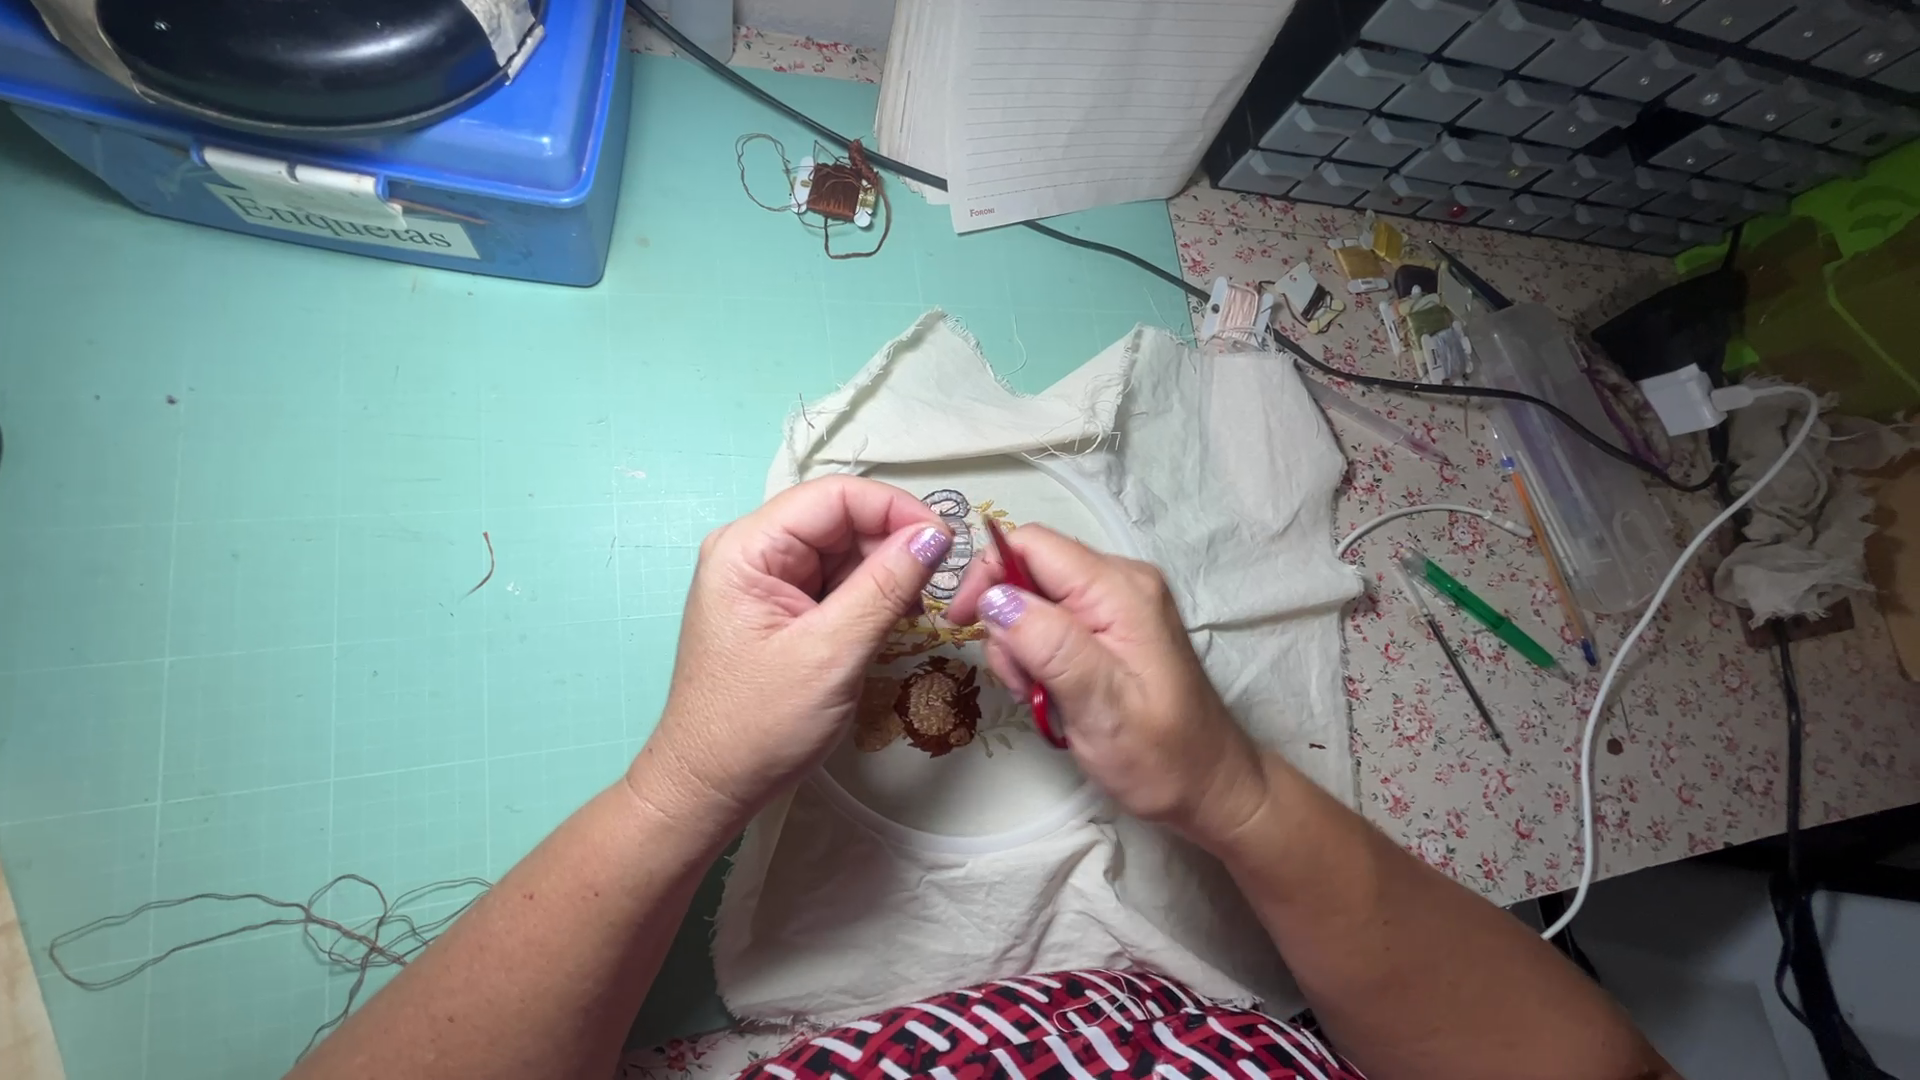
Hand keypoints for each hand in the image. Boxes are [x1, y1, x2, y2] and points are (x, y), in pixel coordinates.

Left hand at [630, 476, 950, 827]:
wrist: (712, 788)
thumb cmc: (759, 726)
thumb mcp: (832, 652)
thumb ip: (887, 586)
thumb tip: (936, 533)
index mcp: (749, 547)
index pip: (835, 496)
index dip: (896, 508)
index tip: (946, 540)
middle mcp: (756, 551)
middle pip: (842, 519)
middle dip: (894, 544)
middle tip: (934, 585)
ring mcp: (769, 579)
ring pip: (846, 550)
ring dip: (888, 572)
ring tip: (913, 610)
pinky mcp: (785, 605)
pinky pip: (839, 581)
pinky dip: (873, 594)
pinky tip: (892, 619)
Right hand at [944, 526, 1270, 851]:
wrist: (1209, 787)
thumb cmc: (1160, 755)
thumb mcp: (1100, 706)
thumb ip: (1050, 646)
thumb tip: (996, 598)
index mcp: (1120, 589)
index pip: (1032, 544)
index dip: (987, 574)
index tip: (963, 623)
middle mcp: (1120, 580)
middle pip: (1030, 570)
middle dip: (1006, 623)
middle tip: (1018, 681)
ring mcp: (1117, 602)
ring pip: (1035, 598)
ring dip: (1020, 646)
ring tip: (1037, 695)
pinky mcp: (1112, 623)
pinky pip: (1052, 620)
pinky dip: (1037, 655)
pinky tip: (1050, 692)